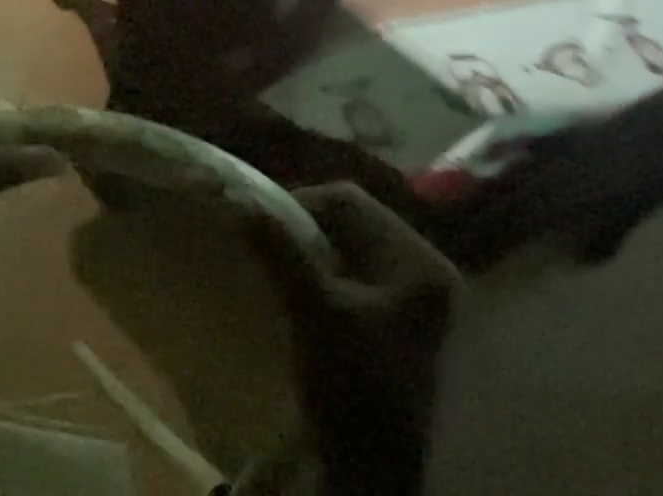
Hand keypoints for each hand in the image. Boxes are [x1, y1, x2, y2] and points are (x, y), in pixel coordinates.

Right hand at [242, 183, 461, 494]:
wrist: (372, 467)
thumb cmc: (351, 384)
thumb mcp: (312, 311)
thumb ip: (278, 249)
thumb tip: (239, 196)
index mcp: (418, 262)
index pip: (348, 202)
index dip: (298, 204)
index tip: (258, 225)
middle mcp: (423, 270)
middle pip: (350, 221)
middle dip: (303, 226)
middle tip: (263, 244)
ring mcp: (411, 296)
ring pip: (346, 246)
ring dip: (307, 249)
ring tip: (274, 265)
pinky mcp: (394, 318)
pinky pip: (349, 272)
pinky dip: (317, 270)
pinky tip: (295, 290)